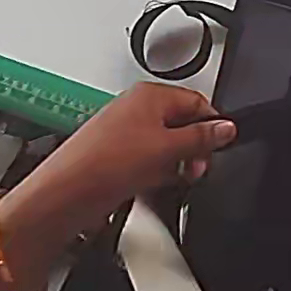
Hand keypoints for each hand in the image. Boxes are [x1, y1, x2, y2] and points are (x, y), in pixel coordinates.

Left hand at [21, 82, 236, 231]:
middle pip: (182, 122)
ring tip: (174, 178)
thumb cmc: (104, 162)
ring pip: (167, 144)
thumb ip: (201, 138)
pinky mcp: (118, 156)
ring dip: (176, 163)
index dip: (212, 124)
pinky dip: (157, 172)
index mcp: (149, 95)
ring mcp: (126, 133)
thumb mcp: (167, 149)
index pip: (196, 101)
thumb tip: (226, 128)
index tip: (220, 145)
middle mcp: (137, 109)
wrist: (65, 195)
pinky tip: (154, 185)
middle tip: (196, 166)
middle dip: (194, 147)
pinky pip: (149, 160)